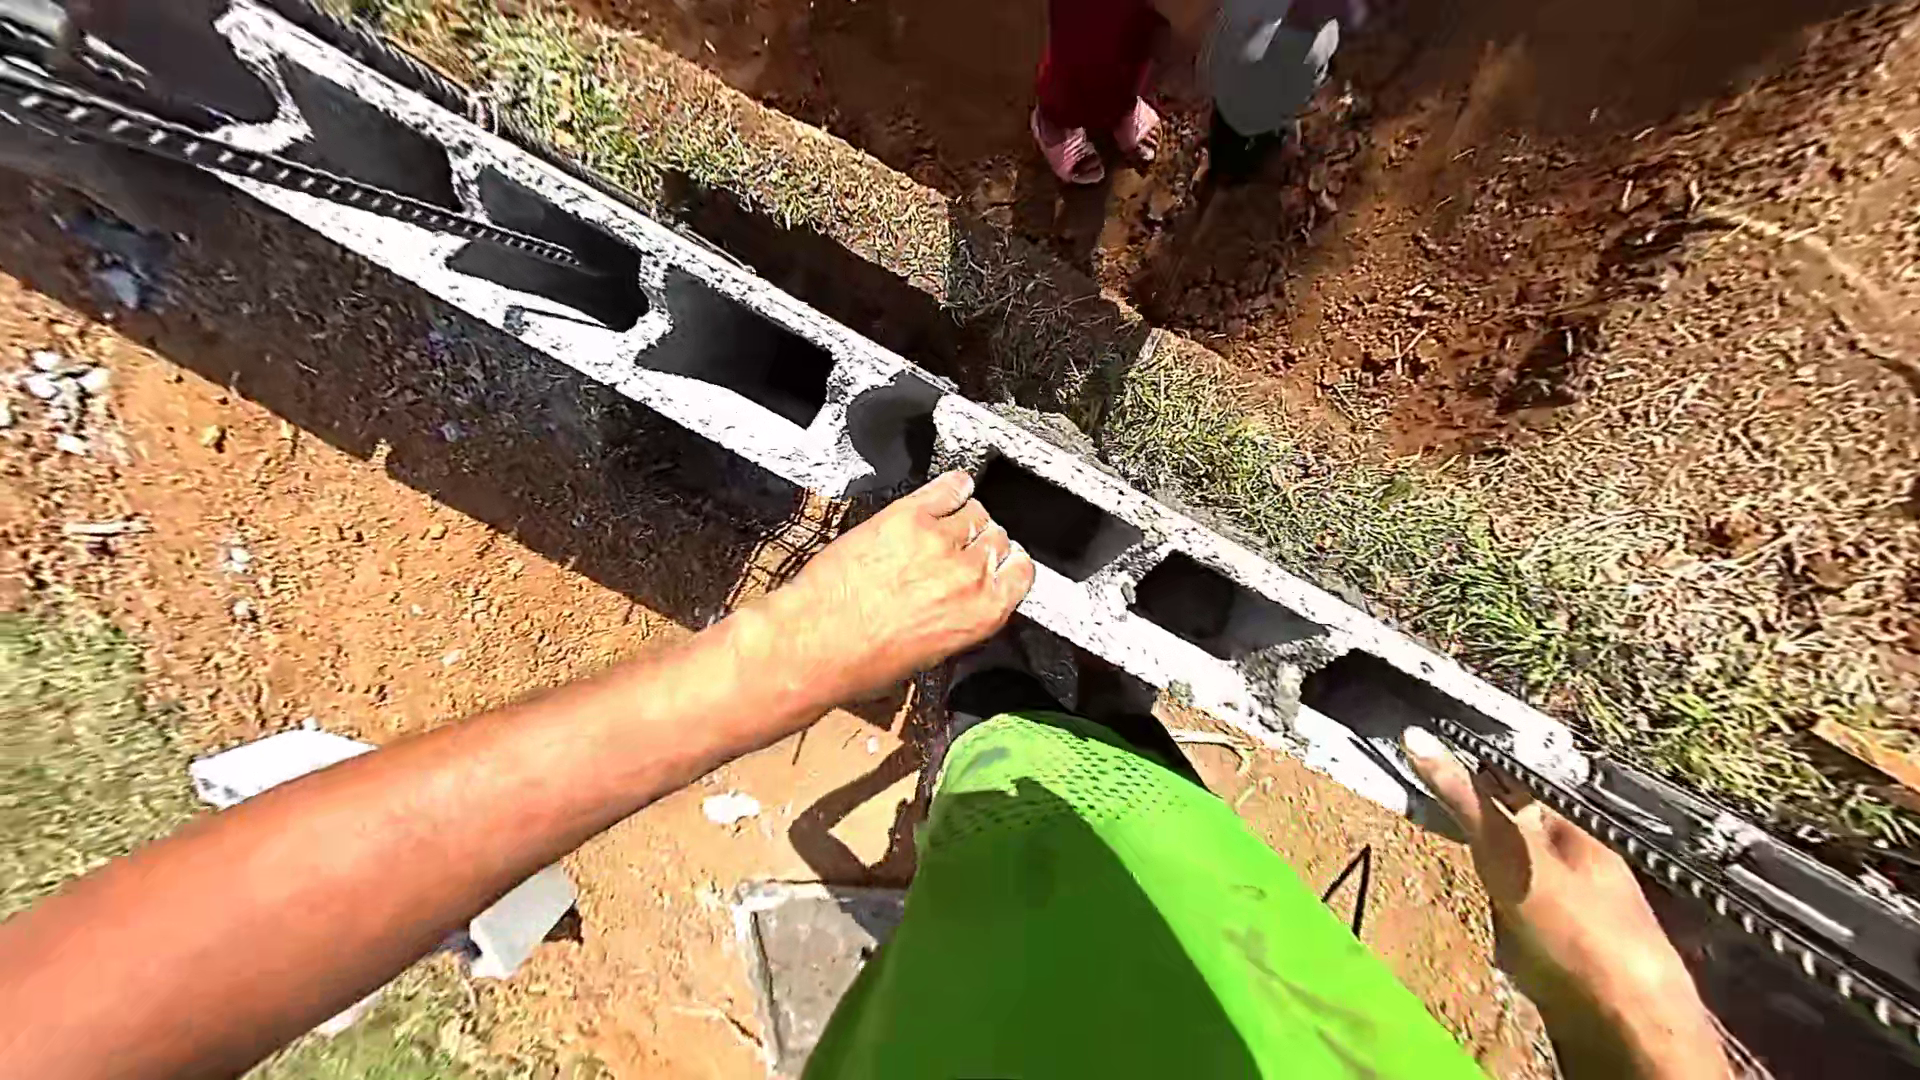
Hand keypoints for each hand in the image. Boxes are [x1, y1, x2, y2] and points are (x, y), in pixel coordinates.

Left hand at [750, 470, 1034, 711]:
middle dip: (982, 542)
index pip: (1022, 572)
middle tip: (960, 548)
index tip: (1000, 560)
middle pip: (998, 538)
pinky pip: (948, 488)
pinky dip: (954, 486)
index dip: (1009, 564)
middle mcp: (970, 574)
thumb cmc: (865, 659)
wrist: (817, 641)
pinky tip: (952, 489)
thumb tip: (969, 594)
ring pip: (974, 511)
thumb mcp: (935, 650)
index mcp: (983, 612)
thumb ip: (964, 614)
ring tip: (945, 526)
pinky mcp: (909, 516)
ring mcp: (940, 540)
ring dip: (964, 518)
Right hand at [1401, 728, 1728, 1079]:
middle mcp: (1559, 844)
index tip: (1411, 744)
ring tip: (1404, 815)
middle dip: (1447, 795)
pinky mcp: (1530, 915)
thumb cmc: (1576, 921)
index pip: (1503, 769)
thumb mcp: (1505, 844)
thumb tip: (1415, 738)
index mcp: (1565, 817)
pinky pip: (1482, 877)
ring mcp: (1545, 882)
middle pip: (1491, 805)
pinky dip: (1456, 869)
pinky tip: (1433, 865)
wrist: (1616, 1016)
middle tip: (1398, 778)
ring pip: (1483, 842)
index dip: (1458, 754)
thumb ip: (1459, 792)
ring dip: (1447, 834)